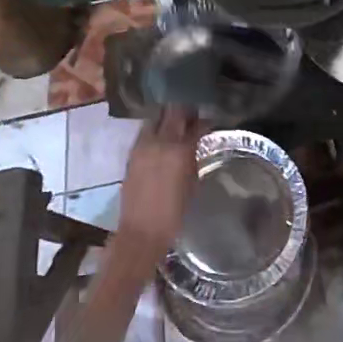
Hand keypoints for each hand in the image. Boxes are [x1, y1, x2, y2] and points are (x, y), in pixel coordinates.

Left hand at [115, 108, 205, 252]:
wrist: (142, 230)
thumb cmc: (174, 212)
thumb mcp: (192, 183)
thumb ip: (194, 157)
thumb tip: (196, 142)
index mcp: (180, 150)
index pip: (195, 123)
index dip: (204, 119)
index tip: (210, 119)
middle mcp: (159, 142)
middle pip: (172, 112)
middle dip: (184, 111)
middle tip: (193, 114)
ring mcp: (142, 145)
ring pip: (156, 118)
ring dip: (167, 117)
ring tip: (177, 123)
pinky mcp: (132, 153)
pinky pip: (145, 132)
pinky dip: (155, 129)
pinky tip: (163, 137)